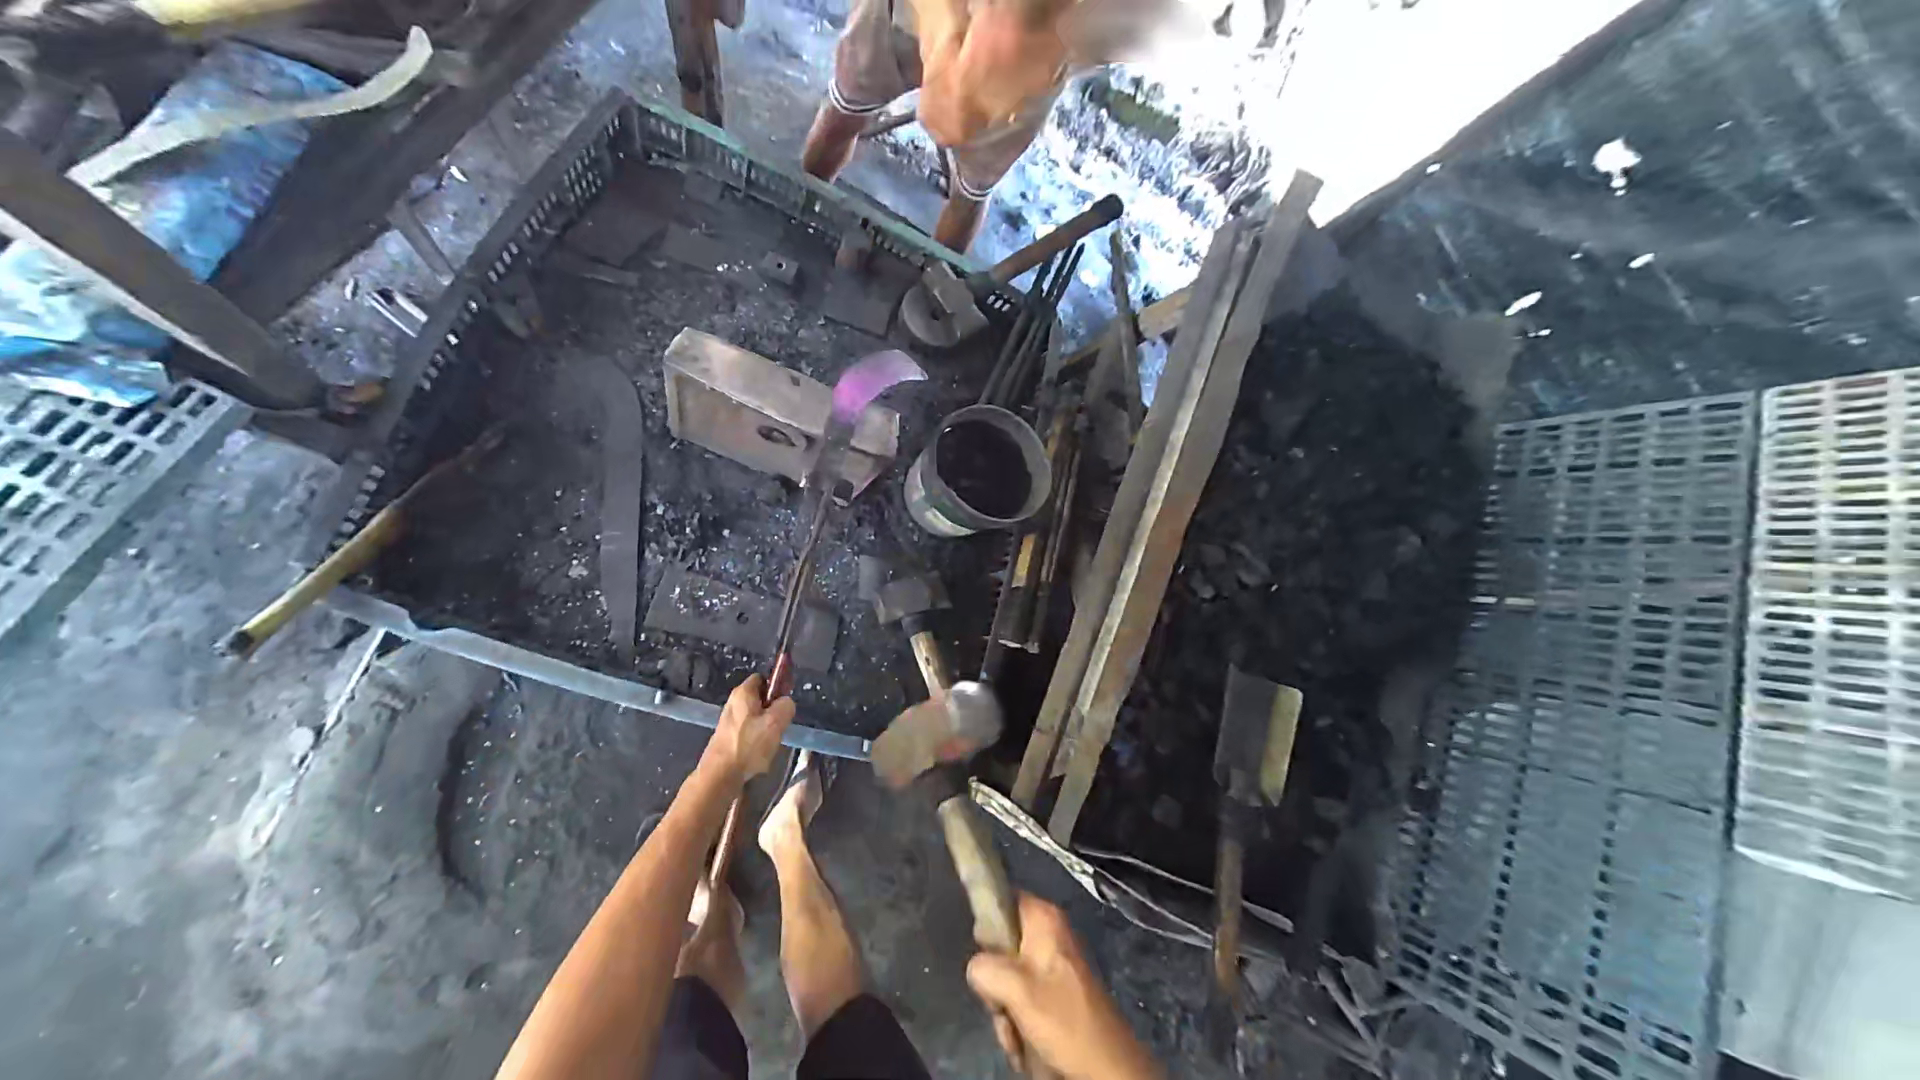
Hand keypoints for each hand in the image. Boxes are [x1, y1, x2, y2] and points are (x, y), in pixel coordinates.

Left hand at [702, 674, 794, 780]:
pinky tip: (759, 754)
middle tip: (780, 725)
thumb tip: (785, 703)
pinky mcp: (726, 738)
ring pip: (755, 717)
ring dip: (765, 728)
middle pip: (760, 699)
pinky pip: (747, 732)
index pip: (763, 678)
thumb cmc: (748, 746)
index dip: (776, 686)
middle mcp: (733, 703)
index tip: (785, 701)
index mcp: (743, 693)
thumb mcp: (776, 722)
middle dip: (772, 710)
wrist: (720, 776)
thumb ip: (786, 706)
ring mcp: (728, 722)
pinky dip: (755, 740)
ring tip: (770, 742)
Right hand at [967, 894, 1161, 1079]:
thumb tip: (976, 968)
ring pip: (1009, 978)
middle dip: (996, 984)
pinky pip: (1024, 998)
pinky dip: (1020, 1020)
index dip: (987, 927)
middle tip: (1002, 1005)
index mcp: (1044, 919)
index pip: (1002, 899)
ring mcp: (1054, 964)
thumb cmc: (1064, 1019)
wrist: (1109, 1067)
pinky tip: (1025, 1042)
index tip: (984, 957)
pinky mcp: (1057, 993)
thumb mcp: (1017, 989)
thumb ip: (985, 968)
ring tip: (1017, 1032)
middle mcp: (1049, 934)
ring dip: (1005, 1009)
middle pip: (1002, 946)